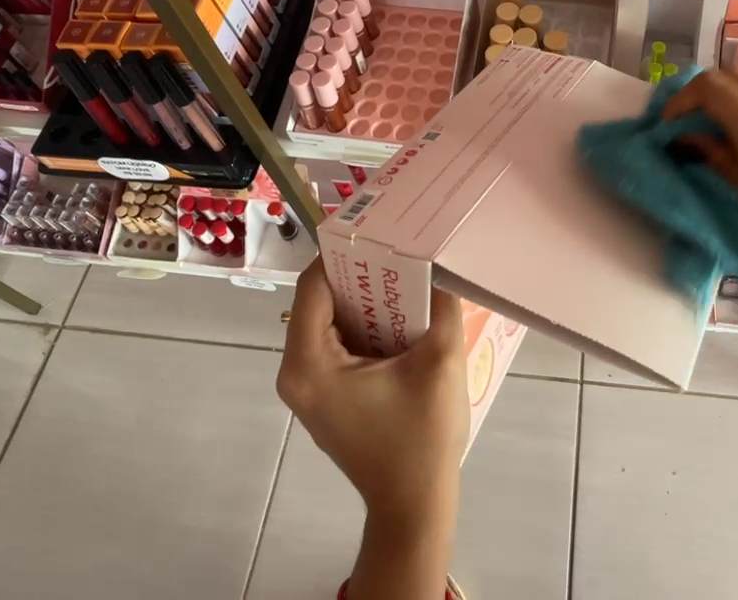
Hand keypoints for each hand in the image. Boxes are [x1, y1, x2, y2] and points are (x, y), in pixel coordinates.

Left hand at [277, 260, 469, 525]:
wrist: (414, 505)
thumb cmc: (422, 438)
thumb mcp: (440, 362)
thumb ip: (441, 305)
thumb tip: (440, 263)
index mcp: (310, 363)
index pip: (313, 286)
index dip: (343, 253)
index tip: (379, 231)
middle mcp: (296, 371)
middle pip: (318, 301)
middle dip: (358, 274)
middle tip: (398, 250)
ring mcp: (307, 387)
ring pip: (327, 321)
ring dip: (363, 299)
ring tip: (404, 276)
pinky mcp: (324, 396)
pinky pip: (335, 343)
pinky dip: (363, 325)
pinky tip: (399, 316)